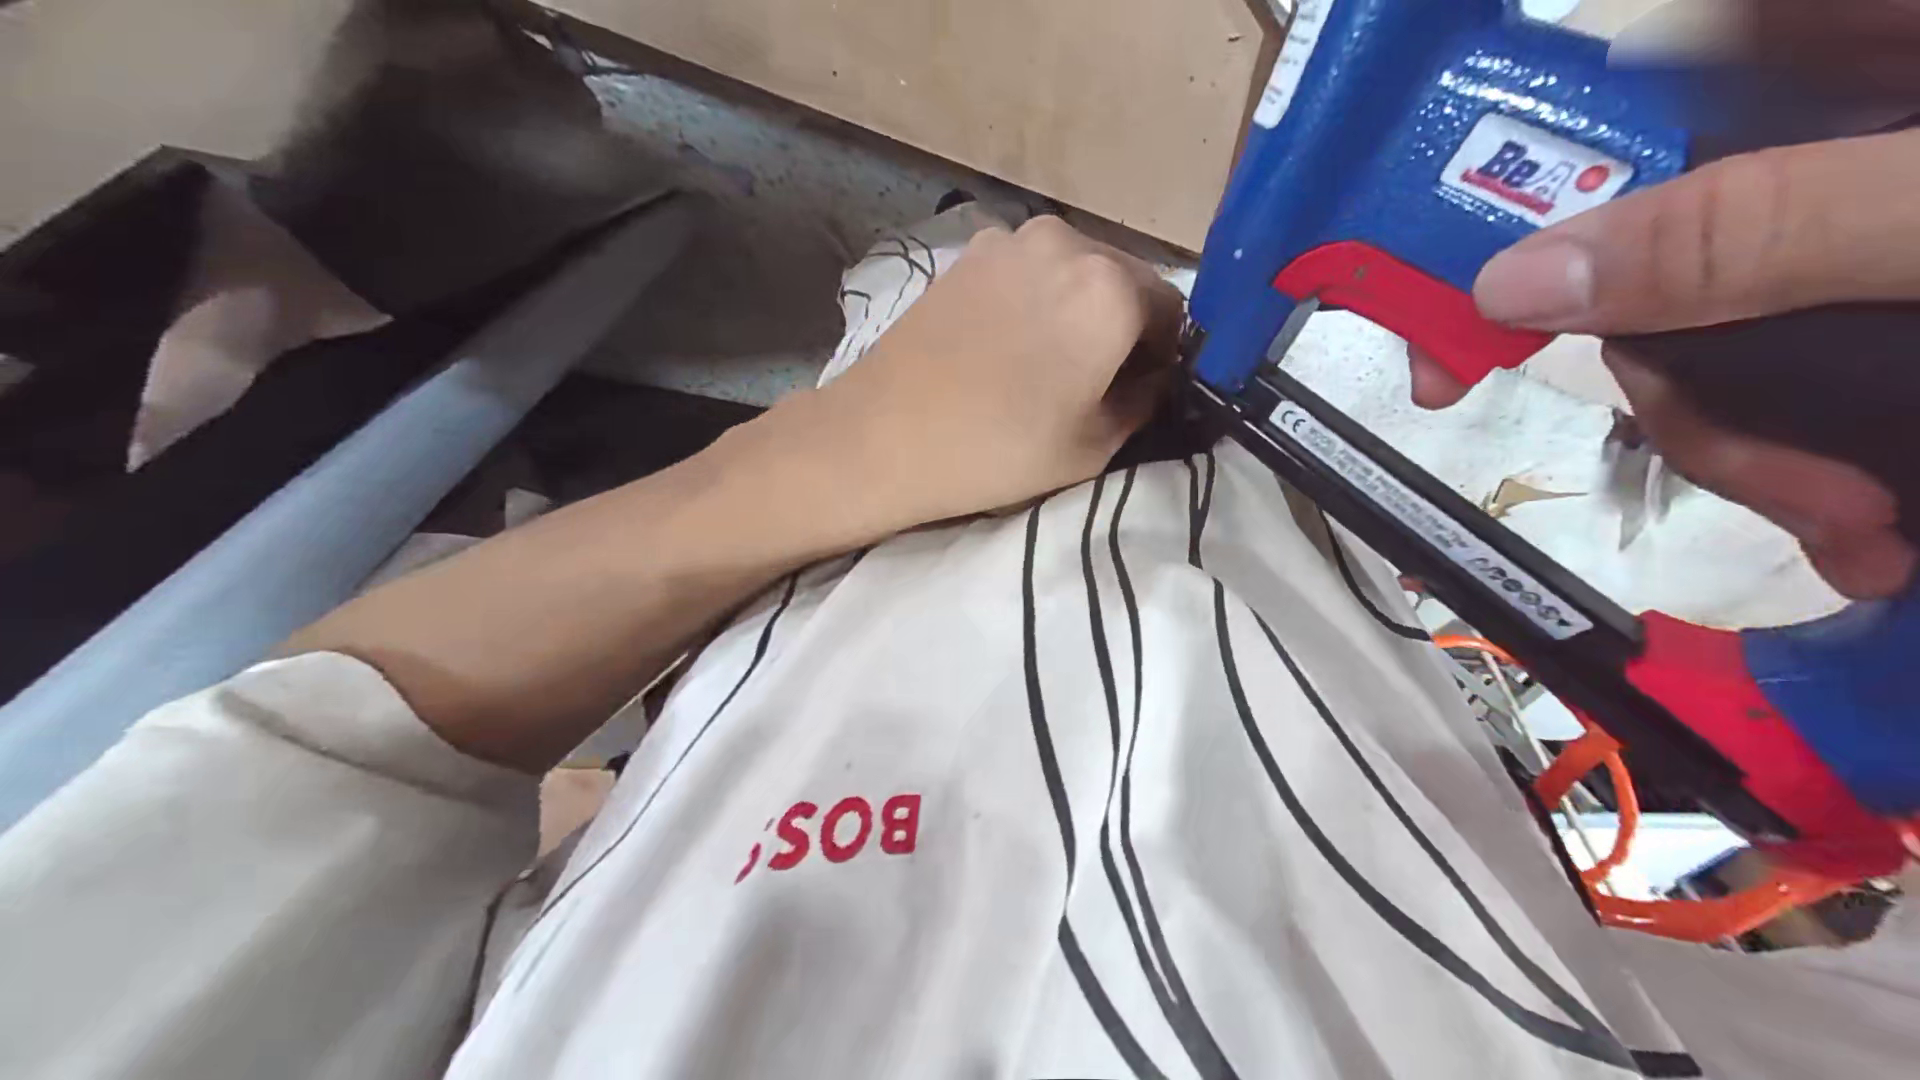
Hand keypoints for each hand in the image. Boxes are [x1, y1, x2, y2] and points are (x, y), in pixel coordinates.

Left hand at [748, 216, 1183, 535]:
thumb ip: (1143, 400)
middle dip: (1122, 326)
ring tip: (1042, 364)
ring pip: (1074, 272)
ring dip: (1077, 309)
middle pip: (1124, 281)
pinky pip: (1028, 272)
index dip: (1164, 355)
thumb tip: (1153, 376)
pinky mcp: (967, 254)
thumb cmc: (997, 450)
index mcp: (1111, 288)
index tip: (1139, 390)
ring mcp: (1009, 241)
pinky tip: (1005, 345)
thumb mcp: (1093, 446)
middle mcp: (1067, 241)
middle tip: (1091, 381)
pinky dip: (1035, 300)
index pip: (1174, 311)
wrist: (882, 437)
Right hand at [1409, 126, 1919, 597]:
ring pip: (1702, 332)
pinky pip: (1774, 380)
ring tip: (1844, 514)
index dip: (1519, 183)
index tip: (1451, 296)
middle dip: (1667, 370)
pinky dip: (1792, 460)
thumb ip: (1760, 227)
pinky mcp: (1877, 308)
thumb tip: (1513, 282)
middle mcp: (1861, 136)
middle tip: (1742, 461)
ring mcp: (1865, 234)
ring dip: (1736, 440)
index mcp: (1877, 60)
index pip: (1642, 90)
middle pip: (1651, 249)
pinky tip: (1861, 515)